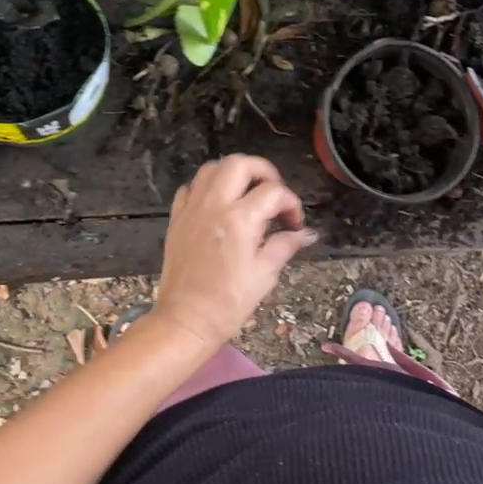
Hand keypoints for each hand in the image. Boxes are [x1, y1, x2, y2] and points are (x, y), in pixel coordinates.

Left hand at [152, 155, 315, 346]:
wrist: (186, 320)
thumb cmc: (229, 303)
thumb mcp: (265, 274)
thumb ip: (285, 245)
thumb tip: (306, 233)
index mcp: (240, 219)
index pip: (274, 193)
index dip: (292, 204)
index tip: (295, 224)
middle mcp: (214, 205)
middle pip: (240, 163)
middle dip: (263, 172)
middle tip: (273, 193)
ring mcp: (192, 209)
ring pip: (212, 168)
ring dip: (234, 174)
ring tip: (247, 194)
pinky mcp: (176, 218)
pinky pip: (190, 187)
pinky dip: (207, 187)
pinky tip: (218, 205)